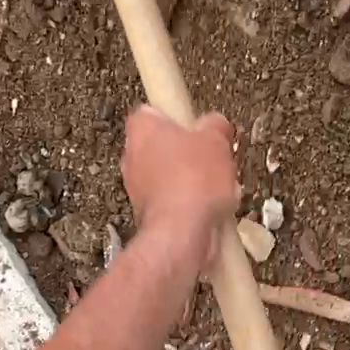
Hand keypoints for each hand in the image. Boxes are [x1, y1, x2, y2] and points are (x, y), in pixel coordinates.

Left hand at [121, 106, 237, 263]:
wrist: (181, 235)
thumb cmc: (194, 180)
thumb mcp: (216, 140)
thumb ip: (216, 126)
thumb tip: (217, 125)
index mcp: (141, 128)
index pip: (154, 113)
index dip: (178, 119)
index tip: (197, 128)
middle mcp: (131, 157)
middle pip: (164, 148)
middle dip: (189, 155)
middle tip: (213, 160)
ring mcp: (137, 190)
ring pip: (170, 179)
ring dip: (192, 184)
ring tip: (218, 190)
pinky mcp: (148, 217)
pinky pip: (172, 205)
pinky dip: (189, 208)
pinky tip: (210, 212)